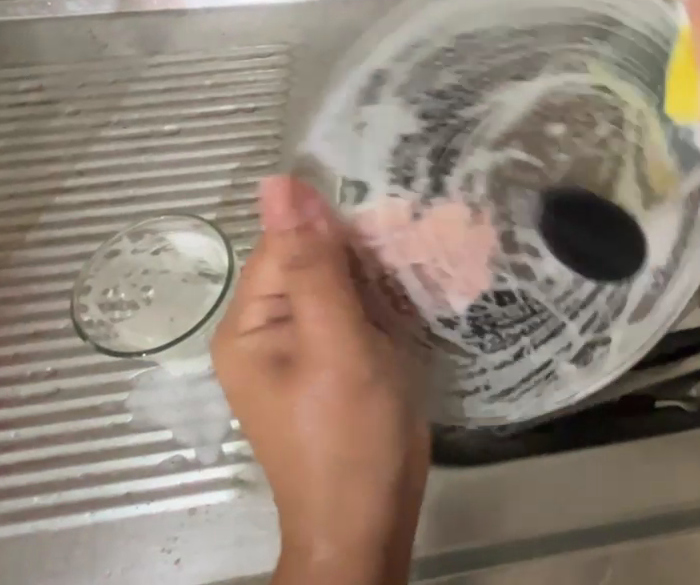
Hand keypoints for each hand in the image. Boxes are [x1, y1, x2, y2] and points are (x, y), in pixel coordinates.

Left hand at [212, 176, 427, 584]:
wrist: (370, 518)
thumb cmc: (347, 435)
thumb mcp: (334, 344)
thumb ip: (313, 263)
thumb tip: (277, 182)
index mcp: (252, 323)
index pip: (291, 244)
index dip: (342, 224)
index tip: (402, 209)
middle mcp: (276, 326)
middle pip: (323, 258)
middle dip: (375, 244)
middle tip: (438, 224)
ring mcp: (314, 342)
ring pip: (351, 279)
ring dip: (394, 264)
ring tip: (447, 244)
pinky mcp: (346, 355)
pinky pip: (368, 306)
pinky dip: (399, 291)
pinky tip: (438, 278)